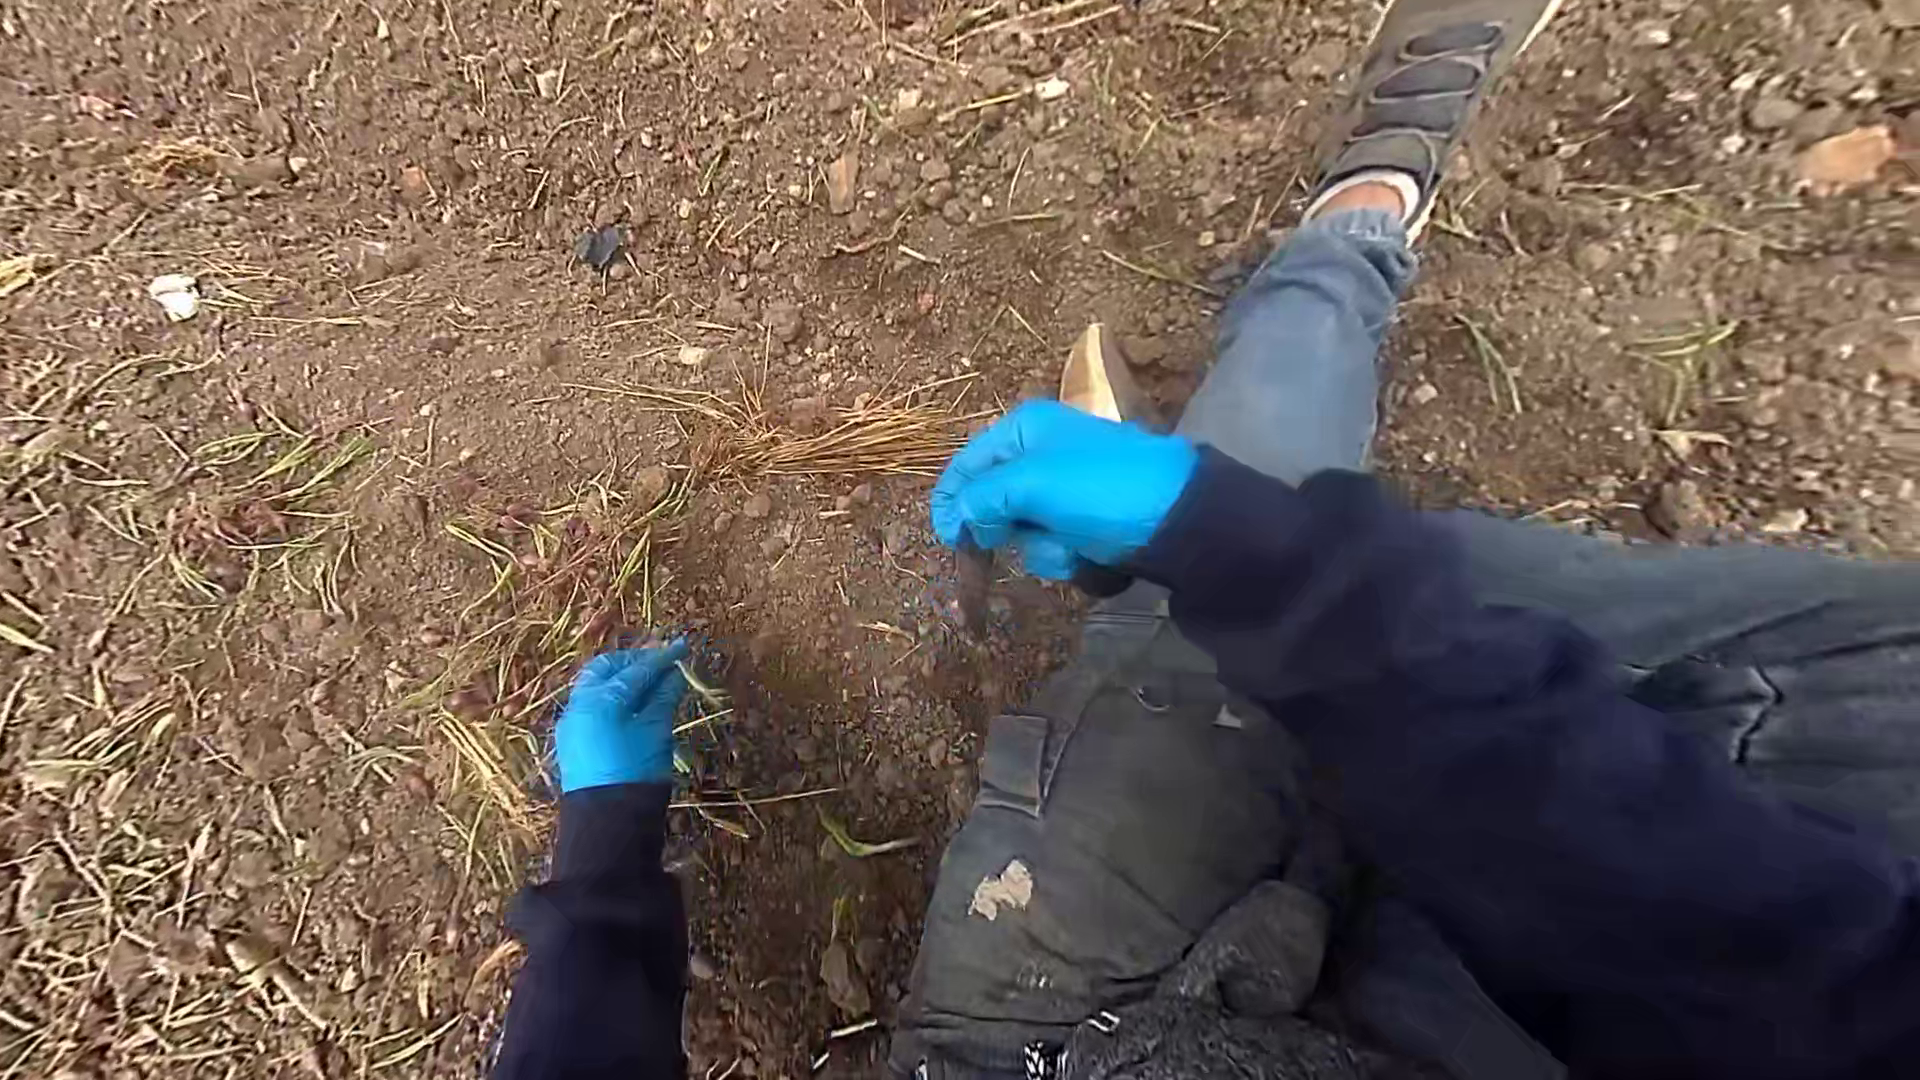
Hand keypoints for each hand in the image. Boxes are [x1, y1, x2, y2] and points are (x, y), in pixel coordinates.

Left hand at [555, 640, 689, 791]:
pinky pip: (594, 703)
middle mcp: (580, 706)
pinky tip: (638, 701)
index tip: (683, 646)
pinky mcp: (575, 737)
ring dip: (625, 677)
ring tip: (654, 680)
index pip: (637, 670)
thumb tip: (676, 672)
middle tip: (662, 661)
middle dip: (635, 661)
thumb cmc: (637, 771)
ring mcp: (574, 722)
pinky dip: (616, 695)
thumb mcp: (656, 730)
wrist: (608, 822)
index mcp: (600, 701)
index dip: (663, 658)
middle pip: (607, 669)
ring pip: (597, 685)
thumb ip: (664, 696)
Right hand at [930, 400, 1197, 580]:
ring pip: (1019, 530)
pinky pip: (1048, 544)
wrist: (1174, 518)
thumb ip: (980, 498)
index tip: (947, 536)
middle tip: (1005, 539)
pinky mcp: (1079, 521)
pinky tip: (1084, 551)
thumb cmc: (1097, 488)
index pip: (967, 463)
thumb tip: (956, 520)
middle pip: (990, 500)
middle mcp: (1038, 455)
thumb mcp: (1030, 484)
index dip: (950, 498)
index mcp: (1023, 429)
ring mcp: (1060, 491)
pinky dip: (1062, 554)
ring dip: (1038, 545)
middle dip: (1000, 526)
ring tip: (1067, 541)